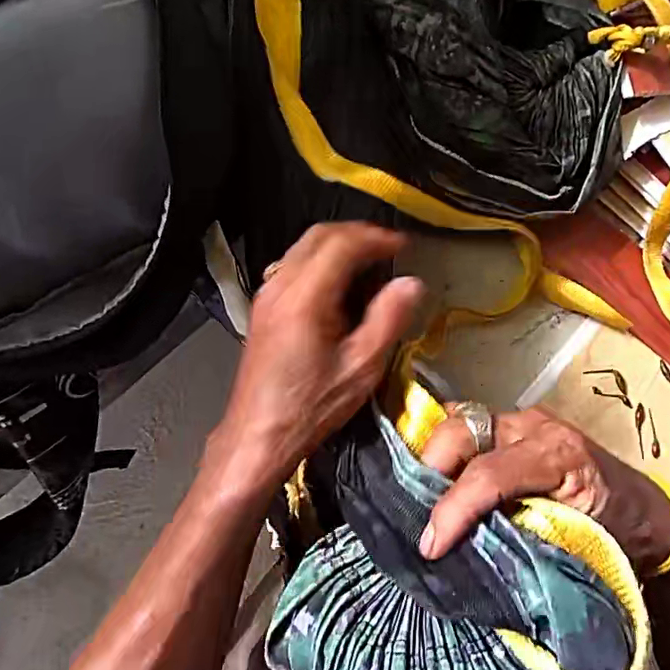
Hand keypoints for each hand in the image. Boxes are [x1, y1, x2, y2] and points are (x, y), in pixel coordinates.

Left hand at [203, 223, 424, 495]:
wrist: (258, 435)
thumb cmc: (311, 408)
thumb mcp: (362, 368)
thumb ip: (389, 319)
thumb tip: (411, 283)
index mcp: (304, 297)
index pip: (341, 244)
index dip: (377, 238)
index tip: (404, 245)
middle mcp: (280, 286)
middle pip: (319, 236)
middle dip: (358, 234)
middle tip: (390, 248)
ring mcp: (266, 295)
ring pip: (304, 248)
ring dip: (339, 246)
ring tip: (371, 264)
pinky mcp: (263, 308)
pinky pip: (294, 266)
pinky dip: (322, 262)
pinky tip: (341, 285)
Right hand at [418, 407, 669, 574]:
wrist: (646, 514)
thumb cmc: (619, 536)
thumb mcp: (574, 546)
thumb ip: (520, 541)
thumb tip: (463, 556)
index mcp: (557, 457)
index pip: (489, 476)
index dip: (453, 511)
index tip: (431, 547)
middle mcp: (535, 427)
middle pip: (463, 431)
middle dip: (430, 469)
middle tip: (417, 514)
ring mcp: (522, 421)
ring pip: (459, 421)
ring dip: (433, 456)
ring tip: (420, 496)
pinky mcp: (513, 426)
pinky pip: (467, 426)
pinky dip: (446, 448)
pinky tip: (434, 475)